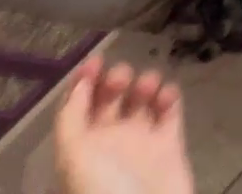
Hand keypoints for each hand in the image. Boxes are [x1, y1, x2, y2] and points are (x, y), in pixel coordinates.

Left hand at [54, 57, 194, 193]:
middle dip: (115, 80)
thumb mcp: (73, 156)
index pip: (78, 105)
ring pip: (141, 100)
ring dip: (144, 85)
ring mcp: (141, 141)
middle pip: (110, 98)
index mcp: (81, 146)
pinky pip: (170, 110)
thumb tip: (80, 80)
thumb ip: (71, 116)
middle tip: (122, 78)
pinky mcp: (169, 143)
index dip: (84, 80)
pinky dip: (169, 96)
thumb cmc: (103, 188)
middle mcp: (109, 141)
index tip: (96, 59)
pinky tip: (167, 95)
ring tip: (148, 86)